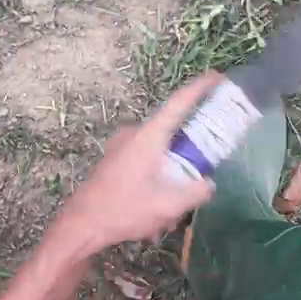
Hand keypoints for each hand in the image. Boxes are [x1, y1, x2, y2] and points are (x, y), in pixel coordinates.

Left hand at [49, 75, 220, 254]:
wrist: (83, 223)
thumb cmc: (125, 210)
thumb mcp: (169, 205)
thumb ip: (196, 191)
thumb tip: (209, 183)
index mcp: (149, 136)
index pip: (179, 103)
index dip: (199, 87)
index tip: (217, 76)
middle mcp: (134, 133)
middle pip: (171, 126)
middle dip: (191, 140)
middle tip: (210, 153)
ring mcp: (121, 144)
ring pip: (158, 146)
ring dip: (173, 164)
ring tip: (179, 196)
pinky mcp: (115, 158)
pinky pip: (146, 156)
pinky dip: (159, 170)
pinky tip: (159, 202)